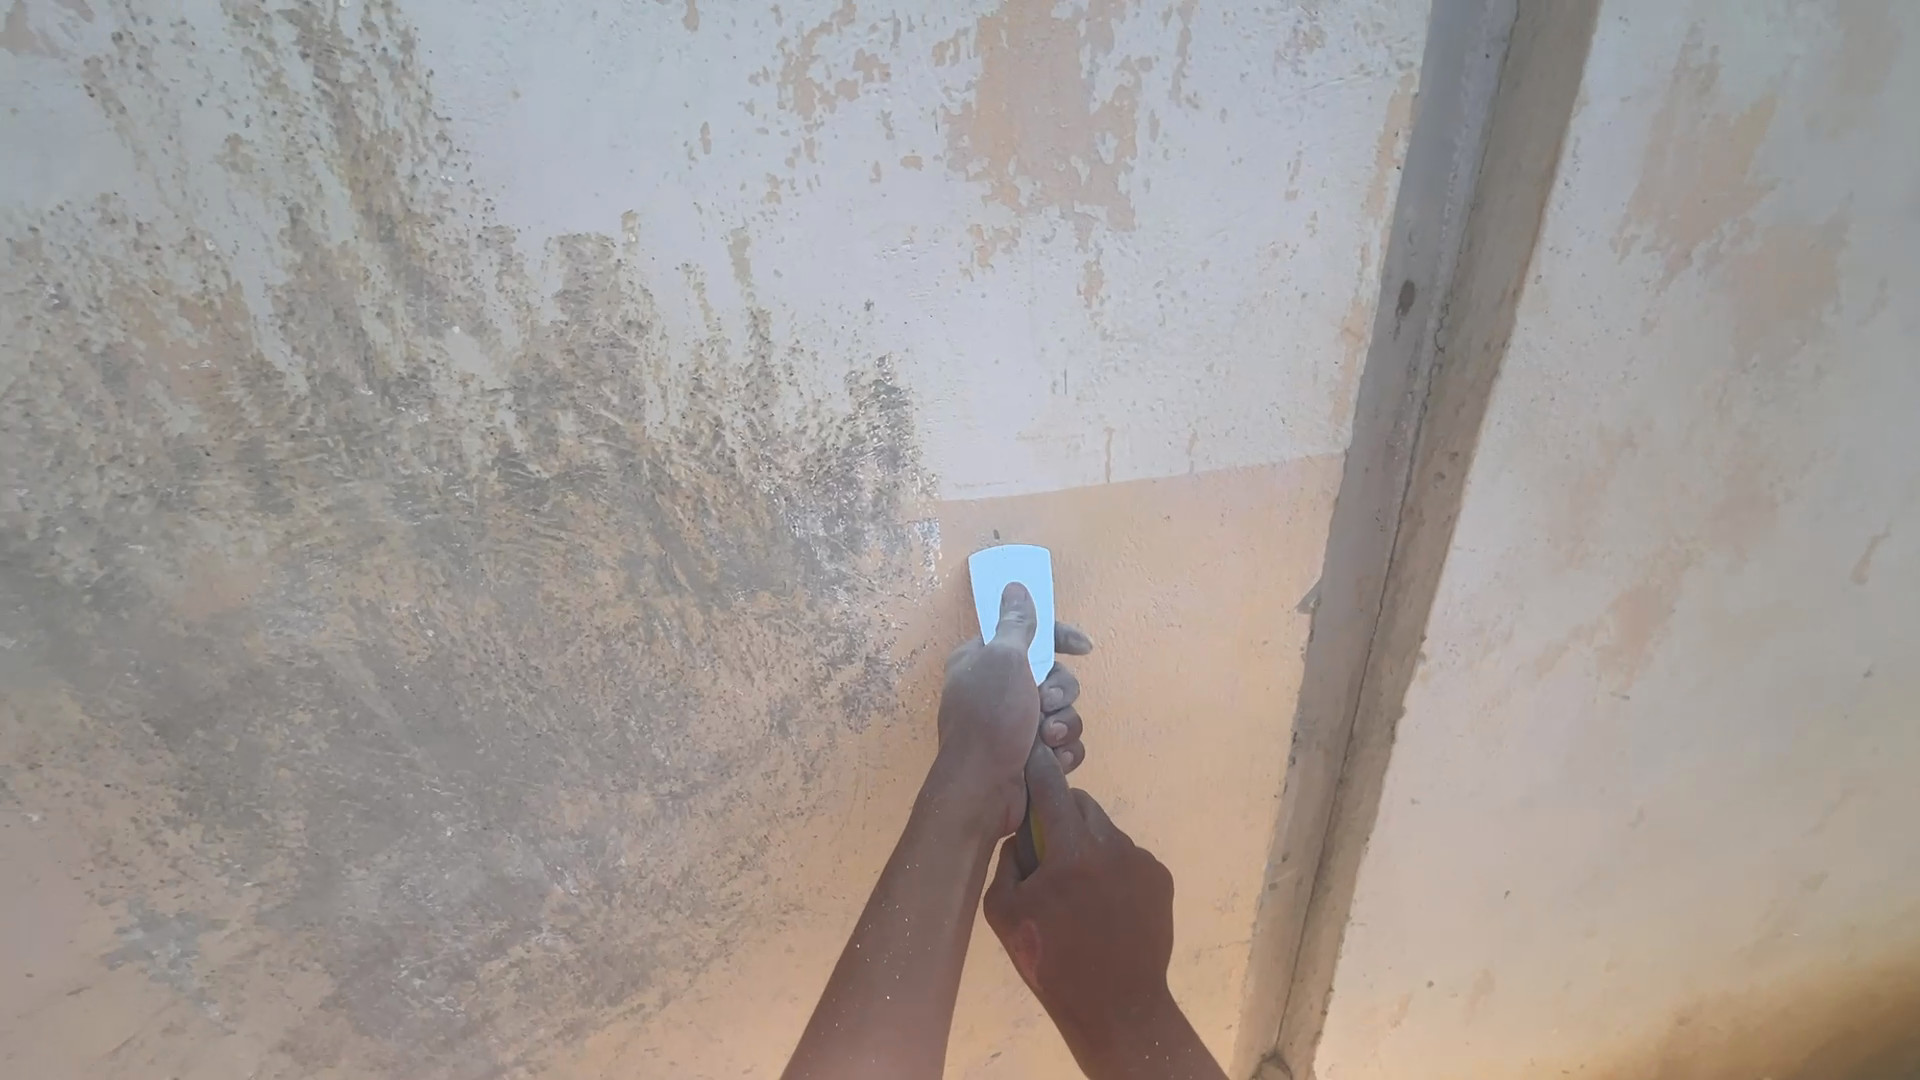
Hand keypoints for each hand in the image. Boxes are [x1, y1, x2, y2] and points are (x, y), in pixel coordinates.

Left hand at [934, 583, 1093, 836]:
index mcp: (985, 660)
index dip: (1059, 637)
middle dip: (1060, 691)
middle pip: (1054, 675)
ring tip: (1047, 740)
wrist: (983, 790)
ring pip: (1064, 710)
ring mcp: (1016, 723)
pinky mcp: (1032, 754)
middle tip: (1046, 705)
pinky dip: (1063, 751)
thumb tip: (1014, 585)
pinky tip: (1052, 760)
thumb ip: (1016, 624)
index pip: (1030, 635)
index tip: (1083, 647)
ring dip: (1063, 724)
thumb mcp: (1003, 660)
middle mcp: (1000, 688)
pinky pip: (1065, 743)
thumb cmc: (989, 718)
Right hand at [984, 747, 1193, 1077]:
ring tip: (1080, 887)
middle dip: (1062, 813)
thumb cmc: (1052, 961)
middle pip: (1081, 803)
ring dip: (1087, 843)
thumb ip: (1006, 863)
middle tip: (1049, 848)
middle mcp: (1110, 844)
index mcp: (1070, 850)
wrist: (1118, 1009)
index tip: (1031, 750)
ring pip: (1105, 830)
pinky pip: (1127, 856)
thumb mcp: (1003, 913)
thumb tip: (1021, 838)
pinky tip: (1105, 904)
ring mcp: (1140, 860)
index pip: (1050, 787)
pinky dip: (1112, 866)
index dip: (1037, 766)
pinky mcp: (1159, 878)